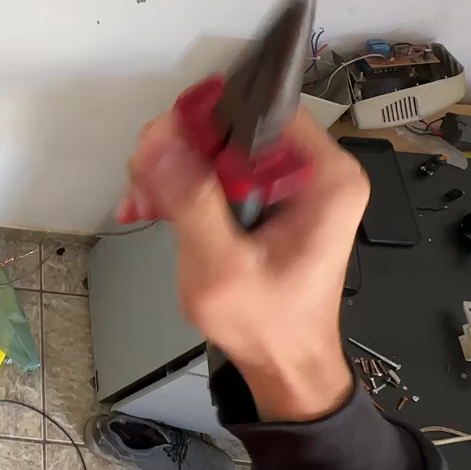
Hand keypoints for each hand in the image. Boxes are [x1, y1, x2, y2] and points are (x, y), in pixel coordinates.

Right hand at [117, 107, 367, 421]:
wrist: (281, 359)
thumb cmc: (267, 322)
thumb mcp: (220, 264)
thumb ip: (191, 200)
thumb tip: (161, 143)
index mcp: (323, 179)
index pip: (263, 110)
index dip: (208, 121)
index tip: (166, 149)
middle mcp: (309, 172)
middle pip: (229, 124)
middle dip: (176, 151)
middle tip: (148, 187)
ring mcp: (284, 183)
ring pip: (210, 145)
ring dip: (167, 170)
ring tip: (147, 206)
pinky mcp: (260, 196)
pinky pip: (209, 168)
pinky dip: (175, 185)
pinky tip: (152, 210)